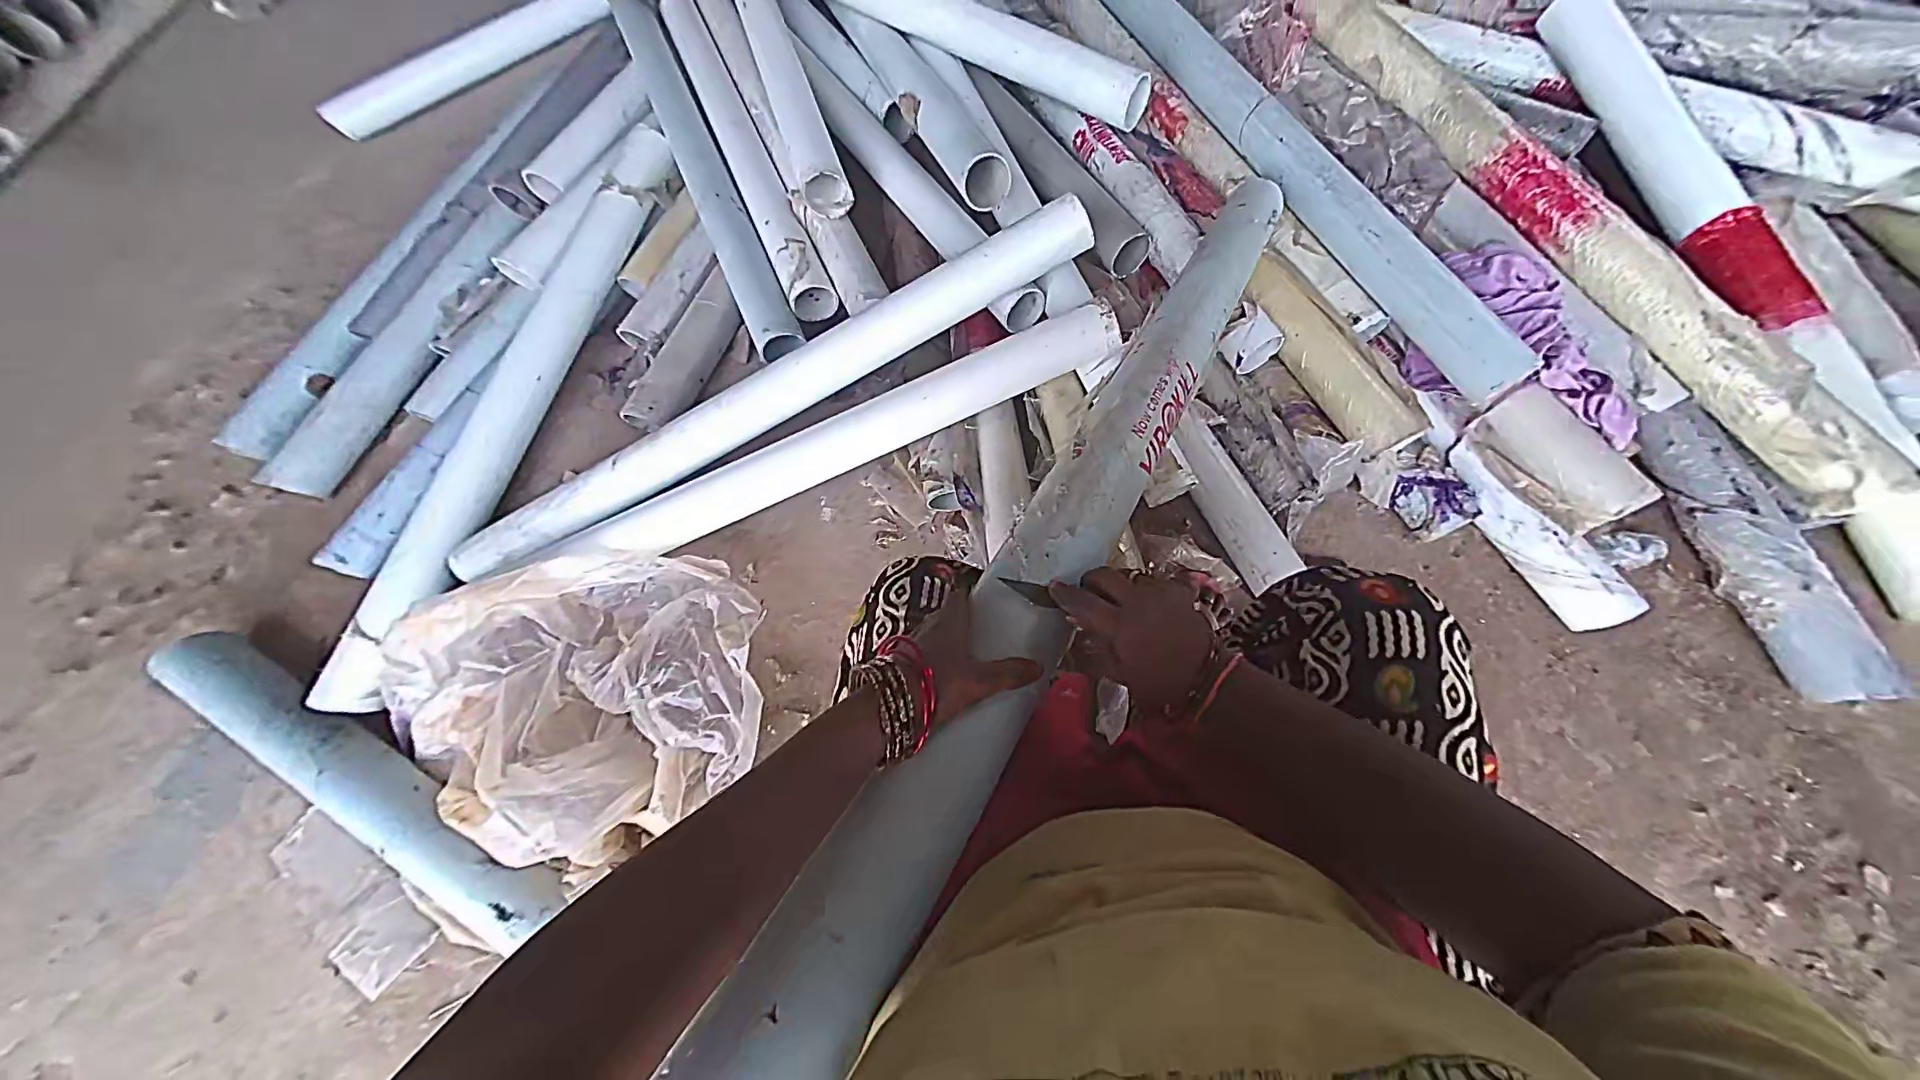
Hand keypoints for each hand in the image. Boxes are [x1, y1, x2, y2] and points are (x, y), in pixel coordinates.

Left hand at [911, 592, 1043, 729]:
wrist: (892, 705)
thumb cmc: (935, 683)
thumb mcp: (980, 681)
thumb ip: (1008, 674)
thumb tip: (1034, 668)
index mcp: (949, 620)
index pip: (960, 595)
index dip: (971, 593)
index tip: (983, 598)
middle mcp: (928, 626)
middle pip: (947, 615)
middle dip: (962, 621)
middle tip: (981, 631)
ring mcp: (911, 643)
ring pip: (932, 634)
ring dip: (945, 641)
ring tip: (965, 656)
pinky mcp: (900, 663)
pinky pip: (921, 655)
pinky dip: (932, 661)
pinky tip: (943, 677)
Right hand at [1049, 567, 1215, 716]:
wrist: (1205, 676)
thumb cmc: (1158, 682)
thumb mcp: (1120, 671)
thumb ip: (1097, 644)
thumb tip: (1079, 621)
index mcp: (1119, 624)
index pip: (1083, 601)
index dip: (1065, 593)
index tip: (1054, 587)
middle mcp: (1137, 601)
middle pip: (1104, 575)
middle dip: (1091, 580)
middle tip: (1087, 590)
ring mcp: (1159, 592)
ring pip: (1129, 575)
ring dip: (1118, 583)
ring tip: (1118, 597)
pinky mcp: (1178, 591)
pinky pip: (1153, 581)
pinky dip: (1143, 589)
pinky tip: (1145, 601)